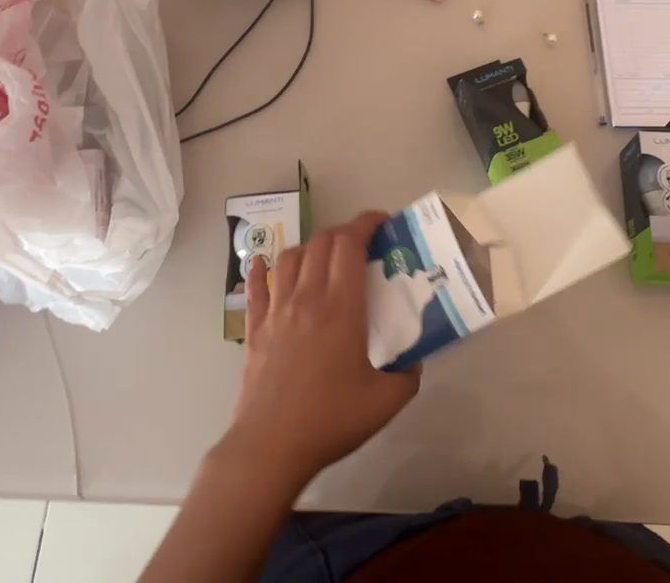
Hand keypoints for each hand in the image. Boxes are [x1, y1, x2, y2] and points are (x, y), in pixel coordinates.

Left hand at [218, 211, 420, 490]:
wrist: (270, 447)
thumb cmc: (331, 420)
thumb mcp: (386, 401)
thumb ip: (408, 375)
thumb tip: (414, 361)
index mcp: (341, 307)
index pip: (350, 244)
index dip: (366, 224)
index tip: (382, 223)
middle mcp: (307, 298)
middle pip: (322, 243)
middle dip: (344, 232)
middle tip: (362, 243)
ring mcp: (276, 311)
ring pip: (290, 258)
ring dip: (311, 247)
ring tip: (325, 256)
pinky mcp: (255, 329)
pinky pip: (255, 288)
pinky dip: (260, 269)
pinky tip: (262, 263)